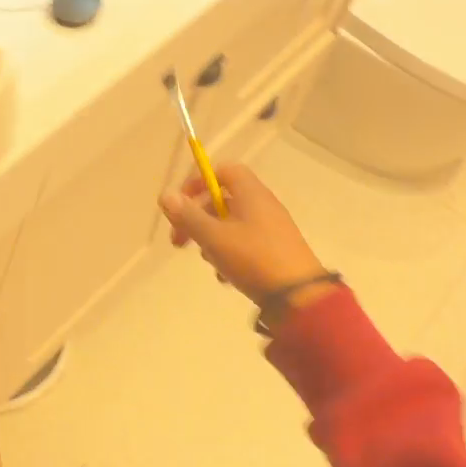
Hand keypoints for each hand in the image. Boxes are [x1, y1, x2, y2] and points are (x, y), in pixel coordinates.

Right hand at [159, 163, 336, 315]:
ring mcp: (270, 228)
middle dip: (196, 219)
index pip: (223, 171)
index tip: (180, 204)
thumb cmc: (254, 259)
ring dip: (211, 240)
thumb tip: (165, 196)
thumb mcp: (215, 238)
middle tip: (178, 241)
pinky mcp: (274, 250)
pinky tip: (225, 276)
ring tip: (208, 261)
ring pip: (230, 225)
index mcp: (251, 193)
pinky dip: (229, 255)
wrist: (299, 295)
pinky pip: (243, 244)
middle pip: (222, 201)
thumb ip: (188, 216)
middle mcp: (262, 205)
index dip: (199, 182)